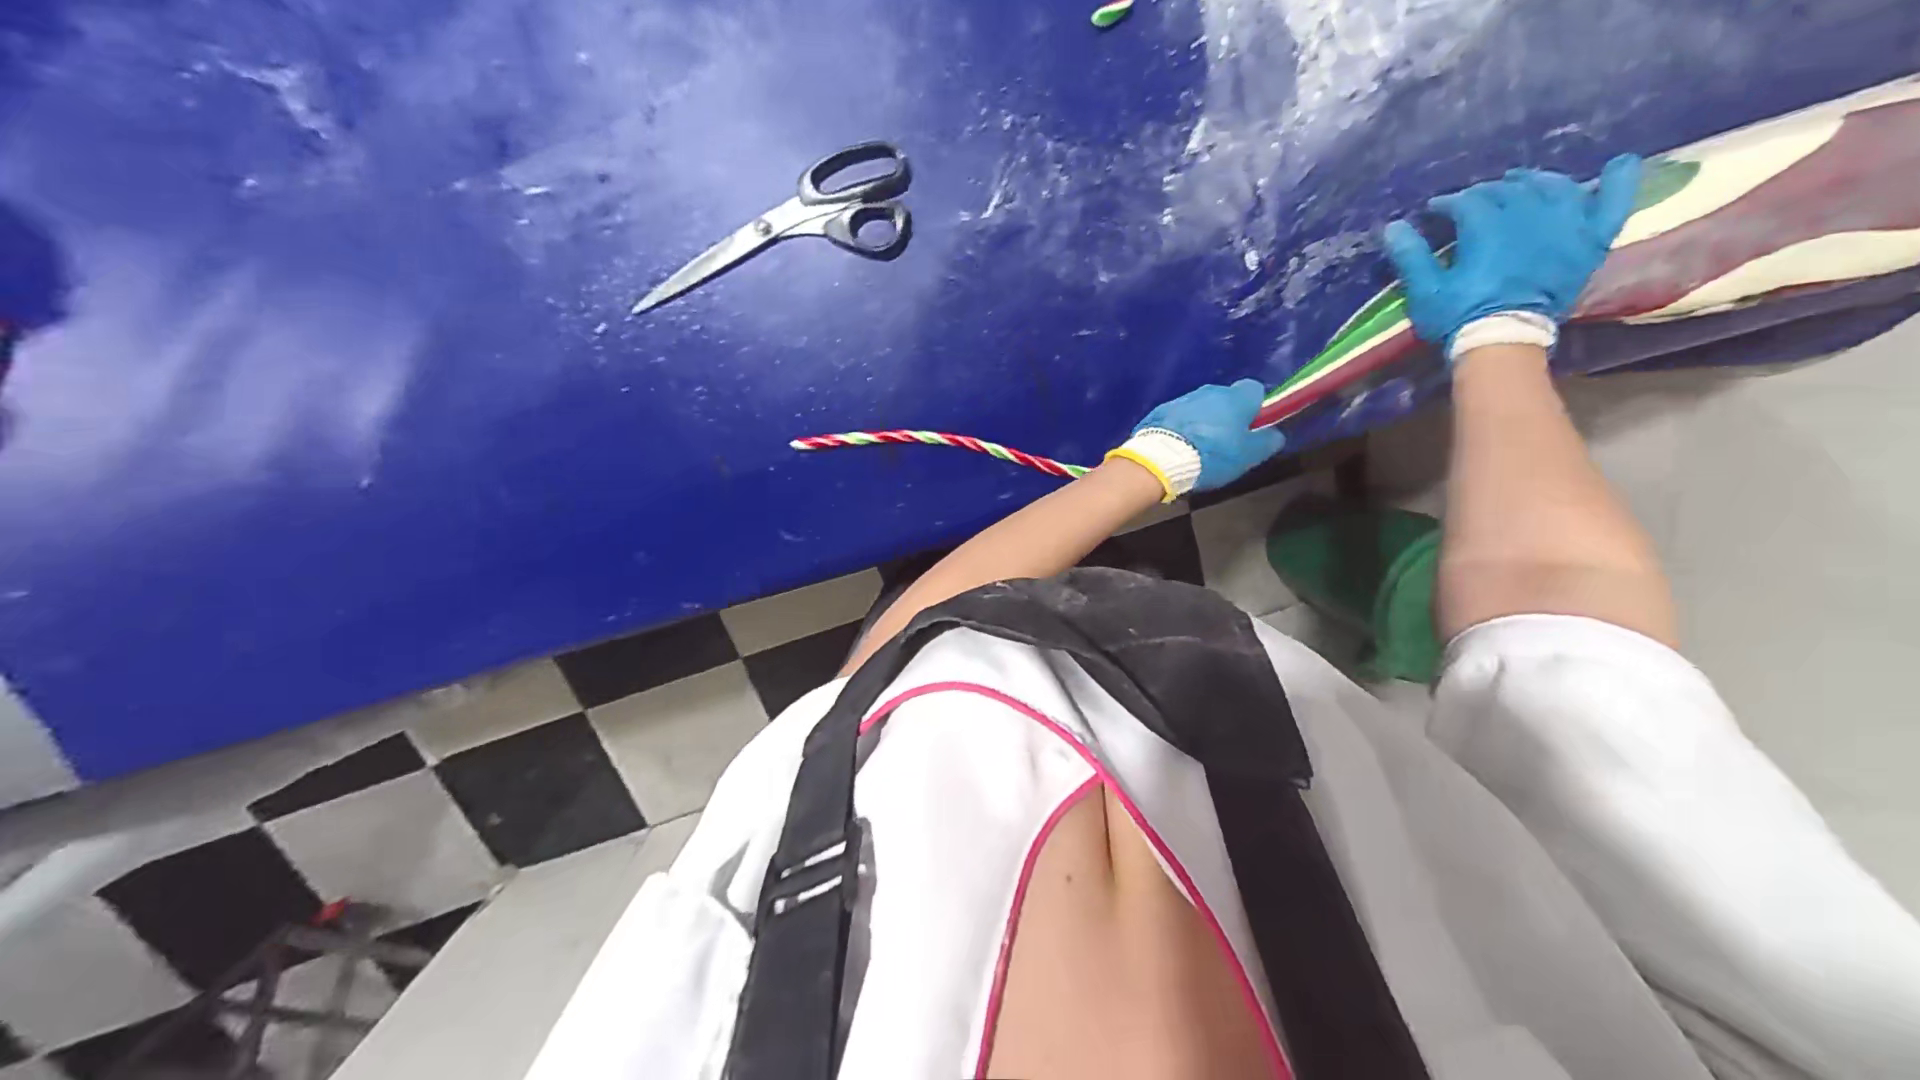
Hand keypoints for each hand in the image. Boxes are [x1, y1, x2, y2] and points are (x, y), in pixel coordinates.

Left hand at [1116, 378, 1285, 497]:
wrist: (1160, 459)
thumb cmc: (1212, 455)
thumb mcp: (1249, 455)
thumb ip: (1267, 441)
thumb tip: (1275, 434)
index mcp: (1235, 397)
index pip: (1254, 389)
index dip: (1256, 408)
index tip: (1251, 428)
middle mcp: (1209, 391)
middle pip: (1225, 399)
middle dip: (1227, 416)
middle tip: (1224, 443)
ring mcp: (1181, 399)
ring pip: (1200, 407)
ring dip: (1202, 422)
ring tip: (1197, 448)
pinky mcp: (1158, 411)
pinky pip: (1177, 417)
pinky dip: (1181, 428)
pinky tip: (1177, 447)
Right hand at [1383, 154, 1641, 354]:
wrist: (1504, 343)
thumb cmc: (1459, 317)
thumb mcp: (1426, 290)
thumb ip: (1411, 256)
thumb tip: (1393, 226)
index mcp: (1488, 227)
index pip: (1468, 201)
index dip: (1449, 203)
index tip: (1434, 211)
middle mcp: (1530, 217)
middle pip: (1510, 190)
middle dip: (1488, 191)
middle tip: (1473, 200)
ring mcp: (1566, 227)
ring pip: (1555, 188)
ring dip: (1536, 181)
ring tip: (1521, 184)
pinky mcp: (1589, 243)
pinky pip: (1613, 203)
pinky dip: (1619, 181)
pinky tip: (1618, 164)